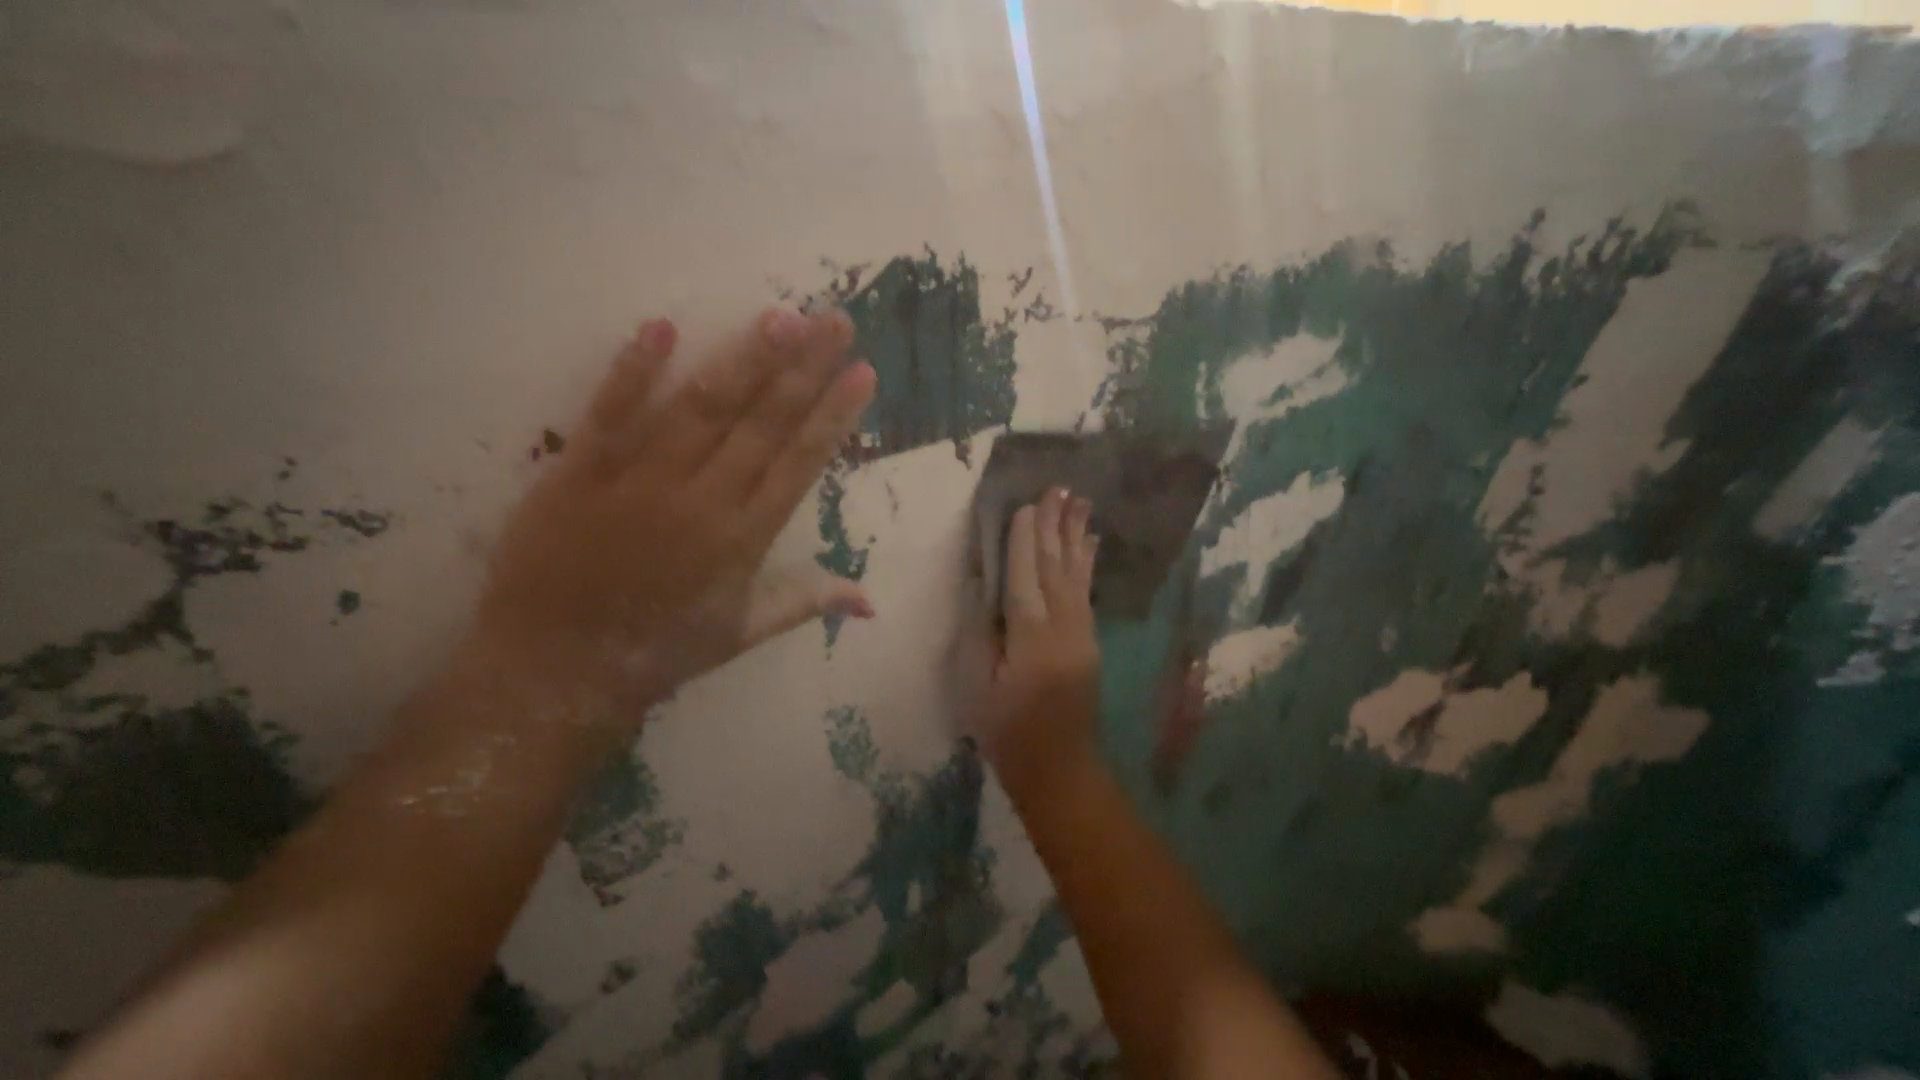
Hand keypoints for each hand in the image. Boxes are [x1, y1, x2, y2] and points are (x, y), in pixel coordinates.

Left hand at [472, 309, 877, 723]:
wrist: (555, 671)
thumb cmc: (656, 653)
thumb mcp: (740, 634)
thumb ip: (805, 603)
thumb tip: (870, 600)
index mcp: (742, 539)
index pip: (799, 462)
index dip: (834, 415)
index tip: (863, 371)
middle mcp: (701, 501)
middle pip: (761, 424)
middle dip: (804, 369)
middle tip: (836, 320)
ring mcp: (639, 483)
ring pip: (700, 409)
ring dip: (744, 360)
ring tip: (781, 317)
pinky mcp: (578, 473)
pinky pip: (610, 414)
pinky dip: (635, 371)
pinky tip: (663, 326)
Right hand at [963, 487, 1100, 791]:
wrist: (1059, 771)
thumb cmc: (1007, 732)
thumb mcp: (975, 687)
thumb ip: (978, 632)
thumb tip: (982, 585)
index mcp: (1030, 637)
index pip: (1026, 576)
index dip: (1025, 539)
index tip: (1028, 503)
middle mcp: (1063, 628)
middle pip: (1057, 567)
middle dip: (1056, 526)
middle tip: (1061, 487)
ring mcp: (1082, 635)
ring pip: (1077, 575)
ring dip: (1076, 536)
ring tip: (1080, 503)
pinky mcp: (1089, 644)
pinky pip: (1087, 593)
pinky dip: (1086, 564)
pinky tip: (1090, 545)